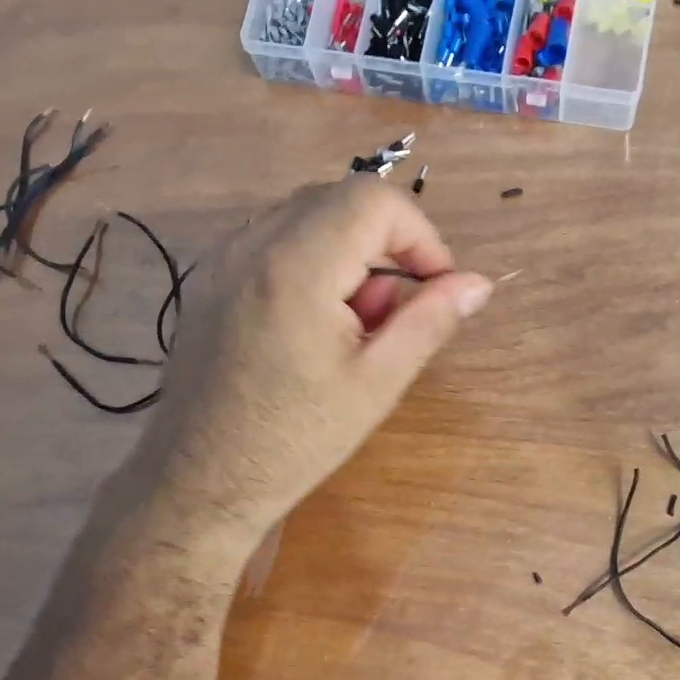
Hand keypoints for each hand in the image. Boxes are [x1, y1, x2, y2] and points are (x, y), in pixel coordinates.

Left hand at [139, 179, 491, 547]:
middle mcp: (252, 244)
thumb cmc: (297, 442)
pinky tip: (314, 328)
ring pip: (307, 217)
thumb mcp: (377, 385)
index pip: (374, 199)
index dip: (420, 235)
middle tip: (394, 315)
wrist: (202, 481)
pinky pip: (274, 242)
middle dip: (386, 246)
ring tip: (354, 328)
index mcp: (297, 268)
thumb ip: (429, 322)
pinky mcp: (210, 278)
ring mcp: (223, 257)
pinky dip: (312, 265)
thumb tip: (478, 284)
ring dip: (350, 255)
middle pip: (340, 200)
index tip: (436, 288)